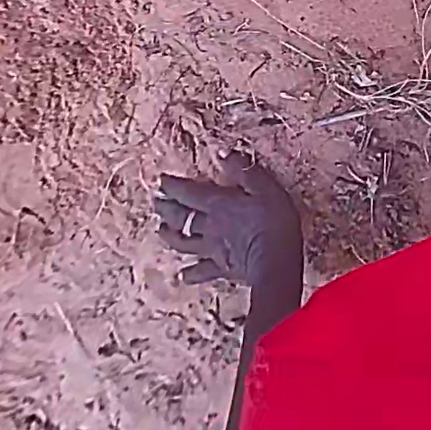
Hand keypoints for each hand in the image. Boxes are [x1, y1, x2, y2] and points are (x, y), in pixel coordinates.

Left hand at [155, 152, 301, 288]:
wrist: (275, 261)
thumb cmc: (272, 220)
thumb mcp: (264, 186)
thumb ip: (243, 170)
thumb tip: (223, 153)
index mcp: (219, 204)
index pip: (189, 193)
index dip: (173, 186)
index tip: (161, 181)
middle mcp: (210, 226)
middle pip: (181, 217)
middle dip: (166, 209)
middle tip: (156, 203)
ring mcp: (213, 250)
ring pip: (184, 242)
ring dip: (170, 236)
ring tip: (161, 230)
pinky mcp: (221, 269)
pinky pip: (200, 272)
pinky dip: (190, 274)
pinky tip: (182, 275)